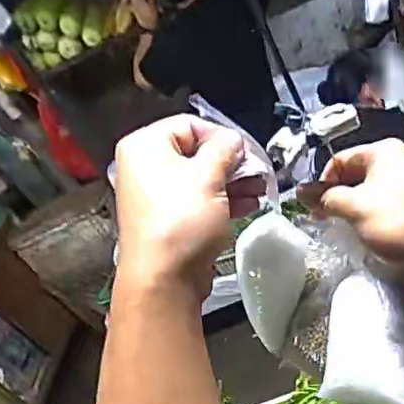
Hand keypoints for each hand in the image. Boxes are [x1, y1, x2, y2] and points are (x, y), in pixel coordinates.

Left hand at [113, 115, 260, 299]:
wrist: (164, 278)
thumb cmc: (179, 225)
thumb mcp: (209, 177)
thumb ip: (224, 151)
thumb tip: (233, 141)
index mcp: (145, 146)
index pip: (190, 124)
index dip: (222, 136)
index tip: (246, 150)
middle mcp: (146, 168)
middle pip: (196, 154)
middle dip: (232, 164)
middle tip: (257, 172)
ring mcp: (157, 198)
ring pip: (201, 181)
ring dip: (232, 184)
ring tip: (257, 191)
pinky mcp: (171, 222)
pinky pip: (199, 203)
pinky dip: (222, 202)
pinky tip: (245, 206)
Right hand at [305, 139, 403, 287]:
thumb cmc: (398, 220)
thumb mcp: (355, 207)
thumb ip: (326, 199)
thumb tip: (302, 192)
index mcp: (382, 151)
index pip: (339, 159)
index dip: (321, 182)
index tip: (311, 208)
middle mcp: (398, 163)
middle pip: (356, 177)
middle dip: (338, 198)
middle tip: (324, 221)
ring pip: (372, 196)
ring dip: (356, 213)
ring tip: (347, 231)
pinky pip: (388, 211)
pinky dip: (375, 222)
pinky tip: (371, 237)